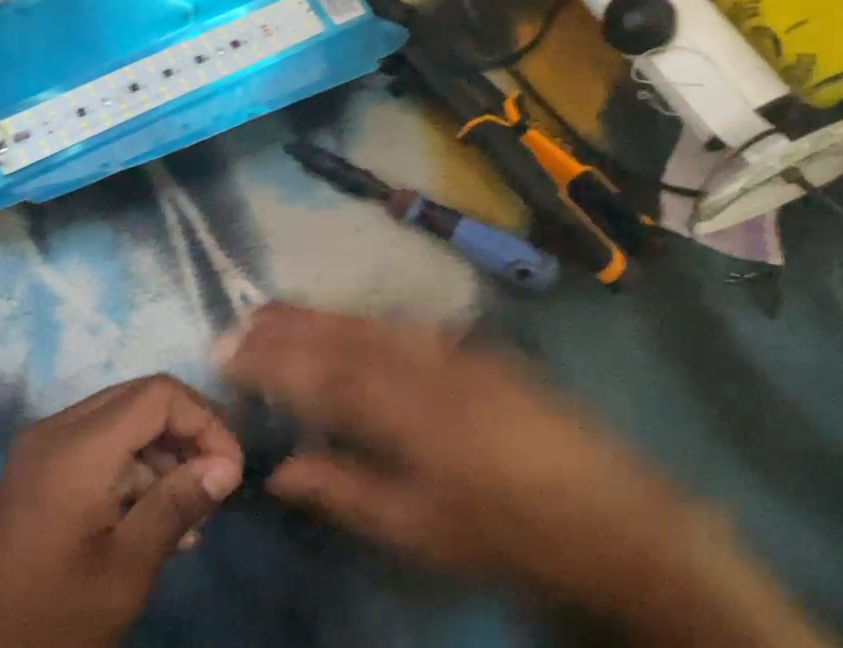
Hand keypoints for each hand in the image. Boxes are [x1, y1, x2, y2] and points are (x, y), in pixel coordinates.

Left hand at [0, 376, 243, 647]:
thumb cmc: (53, 612)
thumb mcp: (127, 567)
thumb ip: (178, 504)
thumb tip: (227, 465)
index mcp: (78, 446)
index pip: (158, 394)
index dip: (205, 421)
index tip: (229, 471)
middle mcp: (57, 429)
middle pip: (140, 399)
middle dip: (187, 434)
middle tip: (216, 484)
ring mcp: (42, 447)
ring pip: (121, 421)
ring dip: (162, 455)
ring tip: (190, 517)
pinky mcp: (37, 470)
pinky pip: (98, 446)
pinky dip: (133, 468)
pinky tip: (155, 519)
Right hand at [219, 305, 835, 646]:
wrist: (616, 516)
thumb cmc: (510, 533)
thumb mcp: (420, 528)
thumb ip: (345, 490)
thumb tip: (279, 468)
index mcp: (406, 410)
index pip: (320, 375)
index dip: (269, 360)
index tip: (226, 349)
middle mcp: (426, 366)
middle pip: (343, 337)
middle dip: (289, 326)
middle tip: (241, 317)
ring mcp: (457, 353)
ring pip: (374, 325)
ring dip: (323, 316)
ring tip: (279, 310)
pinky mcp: (481, 353)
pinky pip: (408, 328)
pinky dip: (369, 322)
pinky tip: (353, 322)